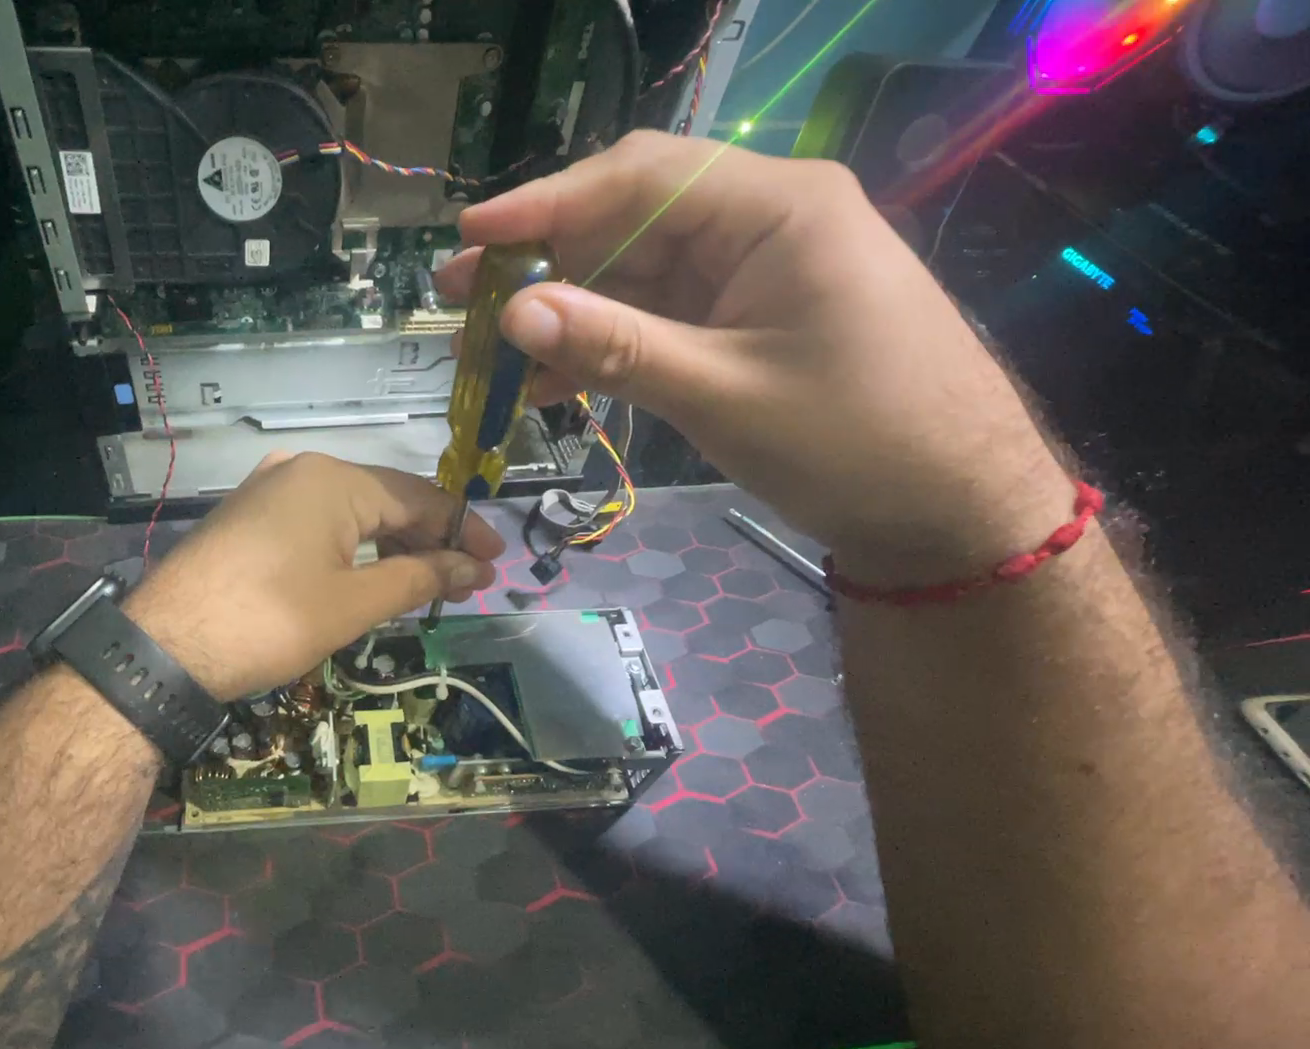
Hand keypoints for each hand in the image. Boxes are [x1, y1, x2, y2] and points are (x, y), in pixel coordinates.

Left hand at [124, 453, 504, 699]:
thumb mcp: (354, 603)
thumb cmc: (270, 622)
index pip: (420, 497)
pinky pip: (318, 523)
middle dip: (430, 541)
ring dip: (393, 547)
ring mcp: (270, 490)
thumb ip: (421, 577)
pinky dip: (353, 549)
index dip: (464, 530)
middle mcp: (302, 469)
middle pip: (386, 501)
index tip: (497, 562)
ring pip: (351, 513)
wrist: (163, 647)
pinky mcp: (250, 517)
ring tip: (427, 586)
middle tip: (466, 583)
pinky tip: (372, 576)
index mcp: (334, 478)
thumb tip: (476, 567)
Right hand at [437, 132, 1074, 585]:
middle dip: (540, 263)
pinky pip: (648, 323)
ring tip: (482, 353)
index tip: (470, 232)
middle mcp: (755, 225)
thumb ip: (616, 347)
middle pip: (624, 223)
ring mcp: (743, 278)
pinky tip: (540, 383)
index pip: (639, 178)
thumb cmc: (858, 442)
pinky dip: (595, 351)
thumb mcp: (724, 394)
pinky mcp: (734, 325)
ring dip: (558, 316)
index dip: (545, 205)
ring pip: (627, 279)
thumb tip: (513, 310)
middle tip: (459, 295)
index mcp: (775, 209)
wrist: (948, 512)